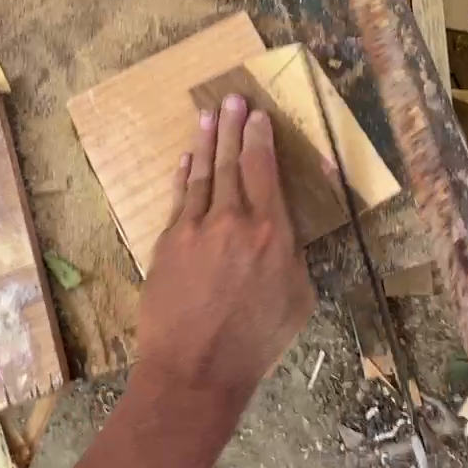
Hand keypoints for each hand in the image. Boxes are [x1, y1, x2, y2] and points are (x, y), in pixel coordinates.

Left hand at [134, 94, 314, 406]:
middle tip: (232, 98)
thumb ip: (294, 256)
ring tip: (209, 113)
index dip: (260, 139)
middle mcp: (235, 220)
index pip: (264, 171)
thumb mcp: (298, 301)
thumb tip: (287, 229)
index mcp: (272, 233)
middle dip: (233, 126)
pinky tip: (186, 157)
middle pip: (232, 162)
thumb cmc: (255, 343)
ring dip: (206, 140)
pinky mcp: (168, 242)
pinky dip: (183, 174)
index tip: (258, 117)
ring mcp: (197, 228)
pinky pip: (179, 198)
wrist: (194, 370)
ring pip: (203, 173)